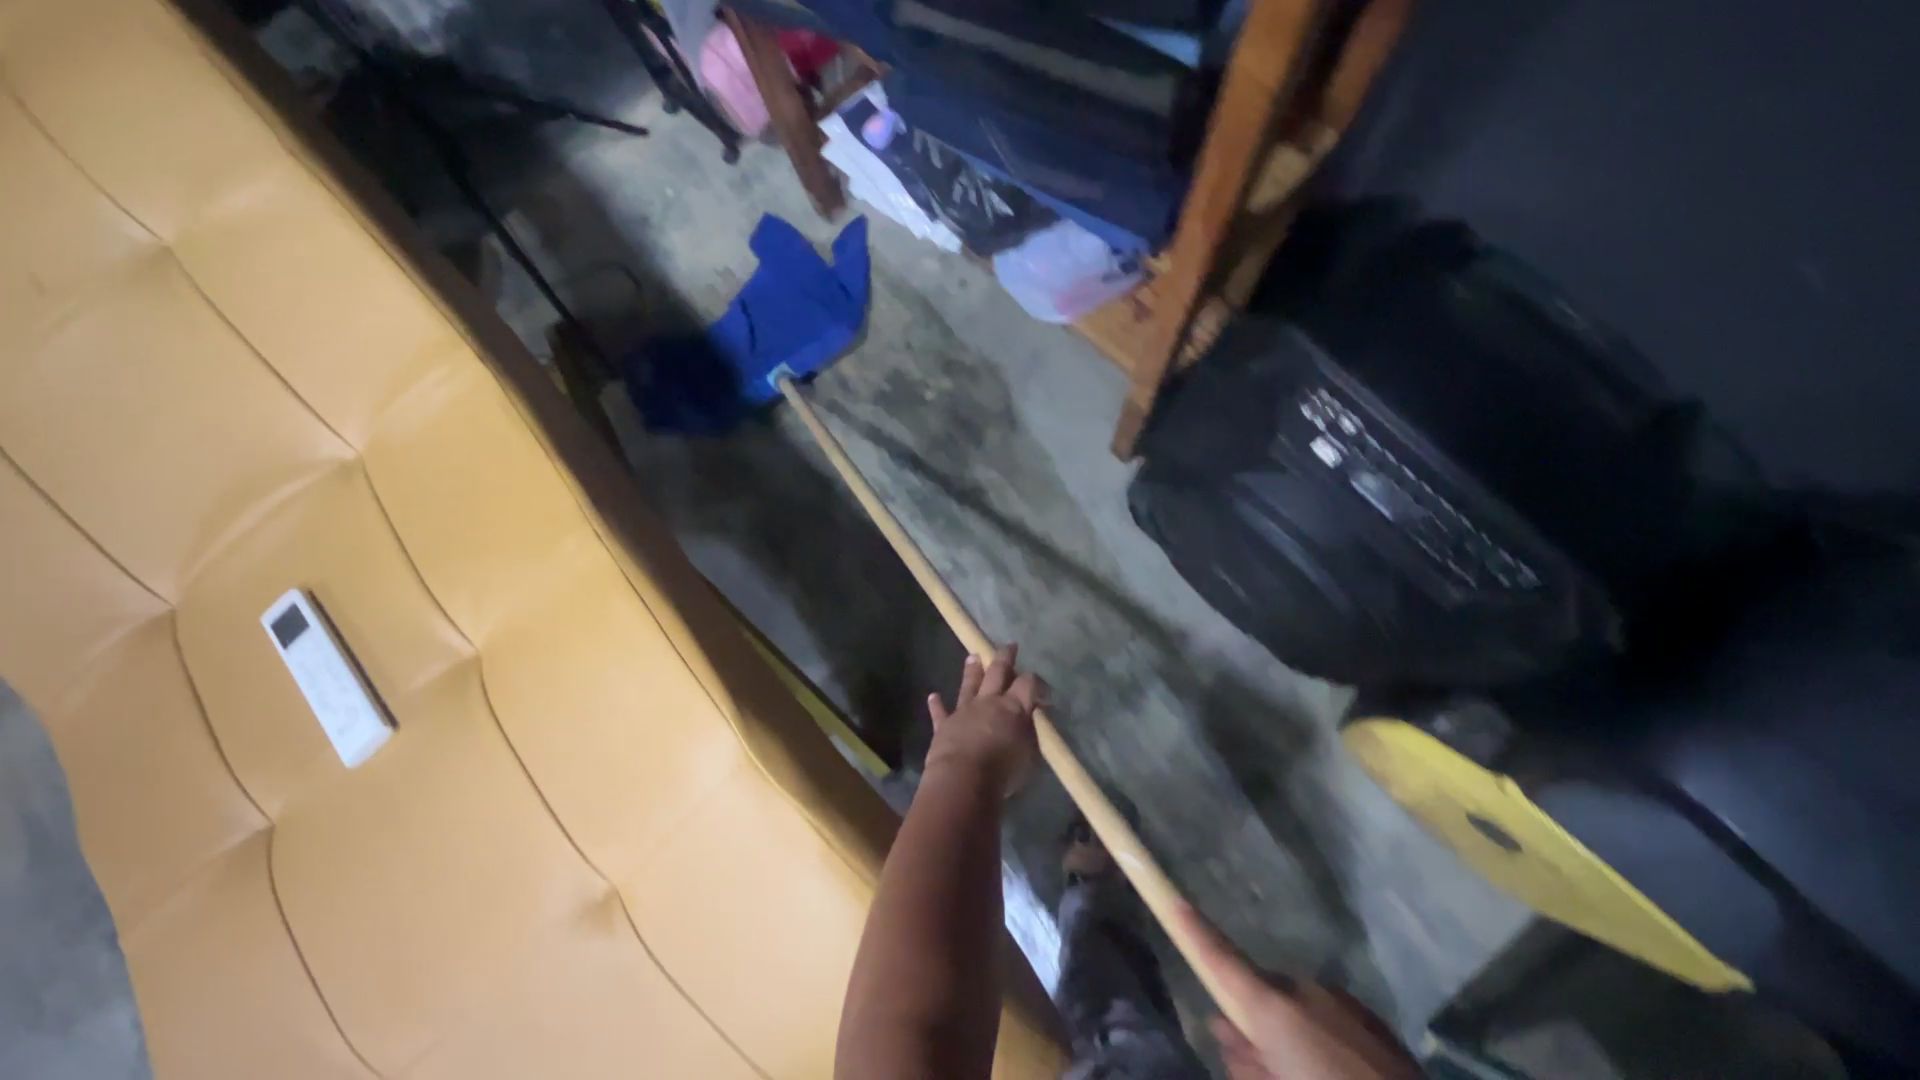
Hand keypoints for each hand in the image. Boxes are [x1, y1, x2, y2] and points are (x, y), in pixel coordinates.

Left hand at [924, 645, 1042, 791]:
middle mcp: (988, 702)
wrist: (962, 779)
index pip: (1027, 683)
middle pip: (997, 672)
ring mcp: (964, 711)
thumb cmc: (1003, 771)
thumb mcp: (1029, 755)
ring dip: (972, 671)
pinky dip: (937, 704)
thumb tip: (1030, 719)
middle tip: (1009, 646)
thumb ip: (1030, 733)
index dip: (1035, 681)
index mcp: (1013, 707)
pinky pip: (940, 712)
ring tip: (973, 657)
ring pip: (969, 685)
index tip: (1040, 686)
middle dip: (1004, 658)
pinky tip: (933, 696)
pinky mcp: (944, 725)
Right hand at [1177, 905, 1420, 1079]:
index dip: (1193, 929)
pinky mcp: (1374, 1021)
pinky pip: (1330, 1021)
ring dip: (1292, 1035)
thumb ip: (1243, 1060)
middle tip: (1263, 1064)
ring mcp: (1342, 1002)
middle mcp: (1304, 991)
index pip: (1220, 959)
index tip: (1172, 901)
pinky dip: (1323, 1042)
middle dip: (1256, 1021)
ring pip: (1297, 1010)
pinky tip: (1336, 1073)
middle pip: (1261, 994)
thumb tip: (1224, 1029)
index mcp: (1273, 1009)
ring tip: (1304, 1073)